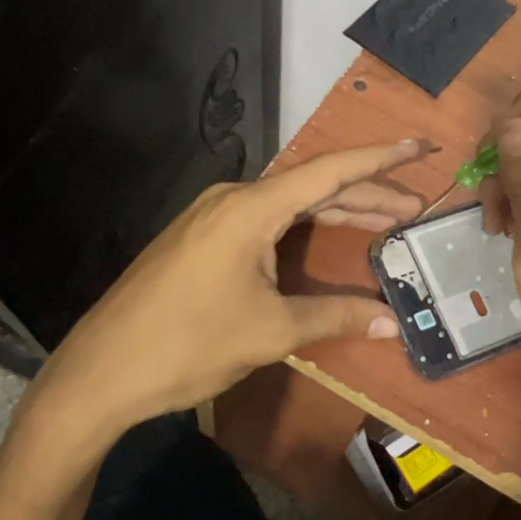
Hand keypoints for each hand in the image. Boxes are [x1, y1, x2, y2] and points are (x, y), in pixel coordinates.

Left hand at [17, 141, 424, 458]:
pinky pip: (265, 222)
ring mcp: (212, 218)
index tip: (421, 146)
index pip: (330, 172)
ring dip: (336, 213)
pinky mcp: (200, 240)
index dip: (381, 160)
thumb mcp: (271, 331)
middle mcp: (232, 199)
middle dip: (367, 195)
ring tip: (388, 221)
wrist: (100, 373)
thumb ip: (335, 317)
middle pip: (313, 187)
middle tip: (416, 205)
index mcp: (251, 208)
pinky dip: (304, 229)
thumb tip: (393, 324)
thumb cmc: (188, 346)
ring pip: (289, 206)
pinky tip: (327, 239)